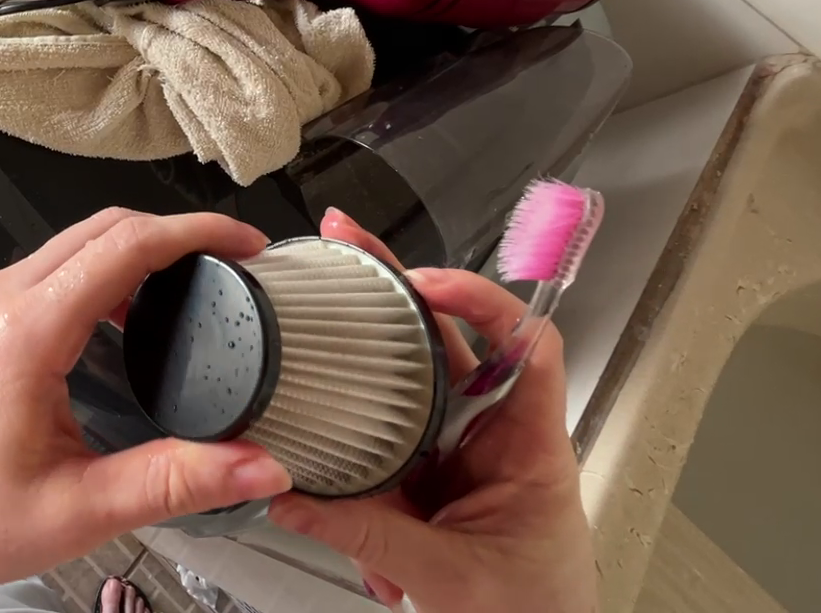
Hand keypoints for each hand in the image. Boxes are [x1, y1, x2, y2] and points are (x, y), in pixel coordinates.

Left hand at [0, 209, 293, 603]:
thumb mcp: (78, 508)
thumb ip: (174, 481)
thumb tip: (257, 462)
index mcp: (28, 329)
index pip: (125, 246)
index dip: (195, 232)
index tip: (244, 241)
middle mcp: (7, 297)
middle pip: (106, 227)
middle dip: (176, 230)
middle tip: (233, 255)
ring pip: (81, 240)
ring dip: (142, 245)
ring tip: (197, 275)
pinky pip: (60, 267)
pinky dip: (110, 266)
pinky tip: (137, 307)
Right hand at [267, 209, 595, 612]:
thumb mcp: (455, 580)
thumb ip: (371, 535)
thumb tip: (292, 496)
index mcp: (527, 447)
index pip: (527, 348)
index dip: (482, 301)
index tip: (425, 281)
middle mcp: (486, 430)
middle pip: (448, 334)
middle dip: (397, 280)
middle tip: (348, 241)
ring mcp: (446, 441)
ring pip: (407, 367)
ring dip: (366, 325)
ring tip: (324, 283)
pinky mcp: (414, 459)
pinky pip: (376, 413)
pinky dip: (343, 394)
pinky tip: (315, 372)